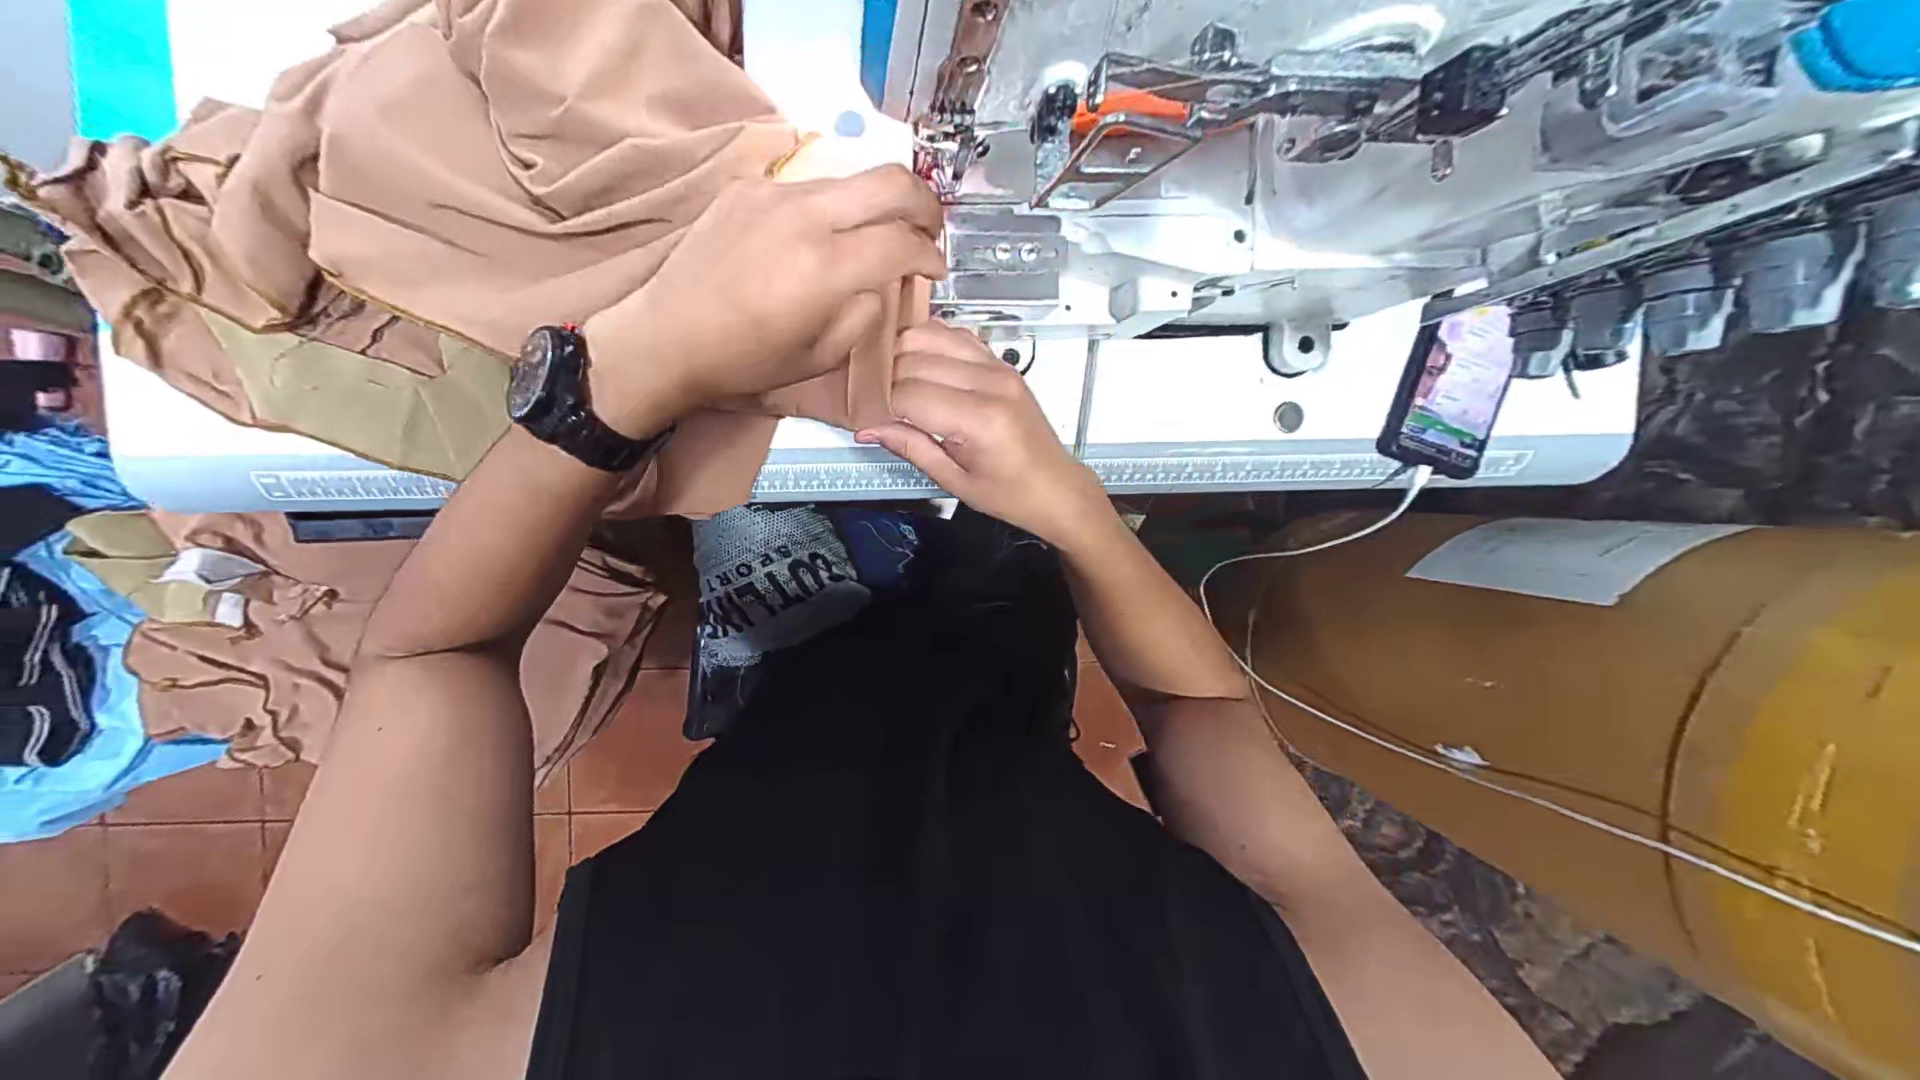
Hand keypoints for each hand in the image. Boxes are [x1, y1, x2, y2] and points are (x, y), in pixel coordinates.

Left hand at [583, 164, 946, 436]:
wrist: (667, 337)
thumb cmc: (746, 360)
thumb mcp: (821, 356)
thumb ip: (864, 313)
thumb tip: (880, 284)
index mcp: (825, 269)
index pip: (903, 241)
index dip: (931, 256)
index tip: (935, 271)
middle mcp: (805, 217)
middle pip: (891, 181)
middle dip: (925, 205)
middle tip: (929, 231)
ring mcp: (774, 194)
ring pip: (851, 179)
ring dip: (877, 205)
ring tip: (876, 237)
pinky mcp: (749, 188)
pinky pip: (810, 187)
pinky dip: (833, 209)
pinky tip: (822, 239)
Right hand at [856, 323, 1116, 550]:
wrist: (1056, 486)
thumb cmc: (1009, 493)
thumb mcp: (955, 481)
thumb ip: (911, 447)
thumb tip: (867, 428)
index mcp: (981, 420)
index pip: (909, 394)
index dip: (880, 405)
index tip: (866, 419)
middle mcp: (990, 382)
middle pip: (914, 359)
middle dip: (885, 379)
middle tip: (871, 401)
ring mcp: (998, 366)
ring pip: (930, 336)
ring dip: (901, 353)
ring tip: (889, 381)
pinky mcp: (1000, 361)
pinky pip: (954, 334)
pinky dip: (928, 341)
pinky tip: (915, 362)